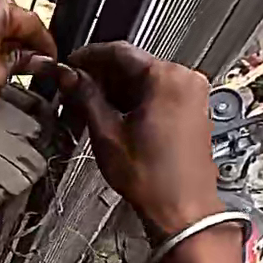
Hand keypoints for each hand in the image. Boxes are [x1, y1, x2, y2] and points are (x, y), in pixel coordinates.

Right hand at [62, 42, 221, 238]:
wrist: (182, 211)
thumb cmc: (153, 179)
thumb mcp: (107, 133)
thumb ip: (86, 97)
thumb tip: (70, 77)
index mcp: (167, 78)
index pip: (119, 52)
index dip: (89, 56)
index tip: (70, 63)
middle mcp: (185, 80)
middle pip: (133, 65)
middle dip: (101, 76)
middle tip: (73, 87)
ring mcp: (192, 95)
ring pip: (144, 80)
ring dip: (116, 89)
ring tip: (87, 104)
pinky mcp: (192, 110)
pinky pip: (158, 93)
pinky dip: (134, 100)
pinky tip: (111, 114)